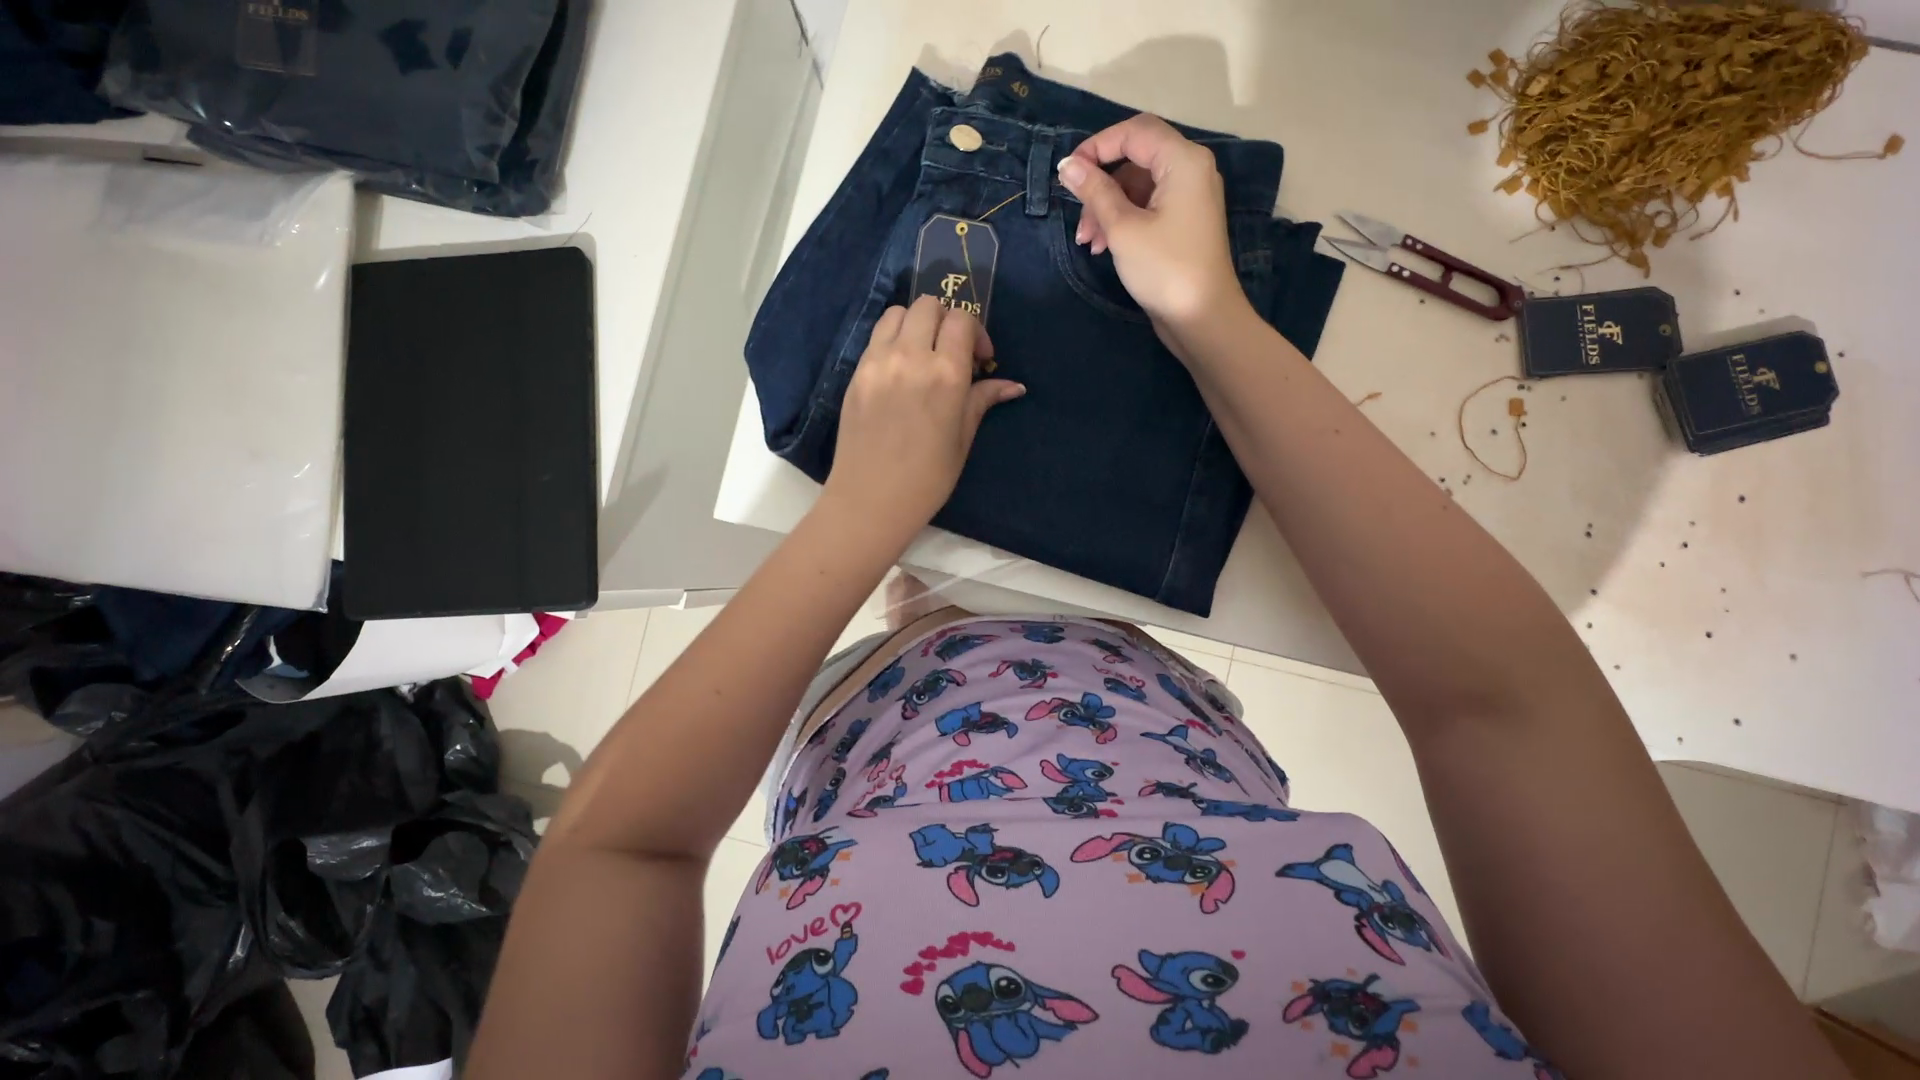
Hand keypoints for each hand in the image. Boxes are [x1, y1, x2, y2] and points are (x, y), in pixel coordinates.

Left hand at [819, 296, 1024, 539]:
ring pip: (897, 313)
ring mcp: (878, 362)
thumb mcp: (962, 439)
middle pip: (927, 306)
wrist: (870, 500)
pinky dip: (892, 340)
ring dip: (915, 323)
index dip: (975, 332)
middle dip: (945, 320)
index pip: (961, 320)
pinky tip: (900, 371)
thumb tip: (1013, 386)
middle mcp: (910, 358)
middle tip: (951, 351)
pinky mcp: (856, 373)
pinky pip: (876, 337)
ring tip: (922, 354)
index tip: (979, 359)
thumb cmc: (927, 478)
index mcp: (945, 375)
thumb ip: (983, 401)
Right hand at [1056, 114, 1255, 343]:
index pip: (1134, 132)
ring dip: (1107, 206)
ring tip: (1087, 240)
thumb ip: (1095, 191)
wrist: (1202, 317)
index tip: (1068, 172)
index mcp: (1183, 160)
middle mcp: (1191, 169)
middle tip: (1076, 210)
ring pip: (1138, 185)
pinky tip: (1102, 245)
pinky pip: (1148, 205)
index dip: (1097, 145)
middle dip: (1101, 182)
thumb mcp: (1123, 228)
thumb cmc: (1164, 268)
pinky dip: (1123, 219)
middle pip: (1136, 157)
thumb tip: (1068, 165)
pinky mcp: (1183, 221)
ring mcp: (1189, 196)